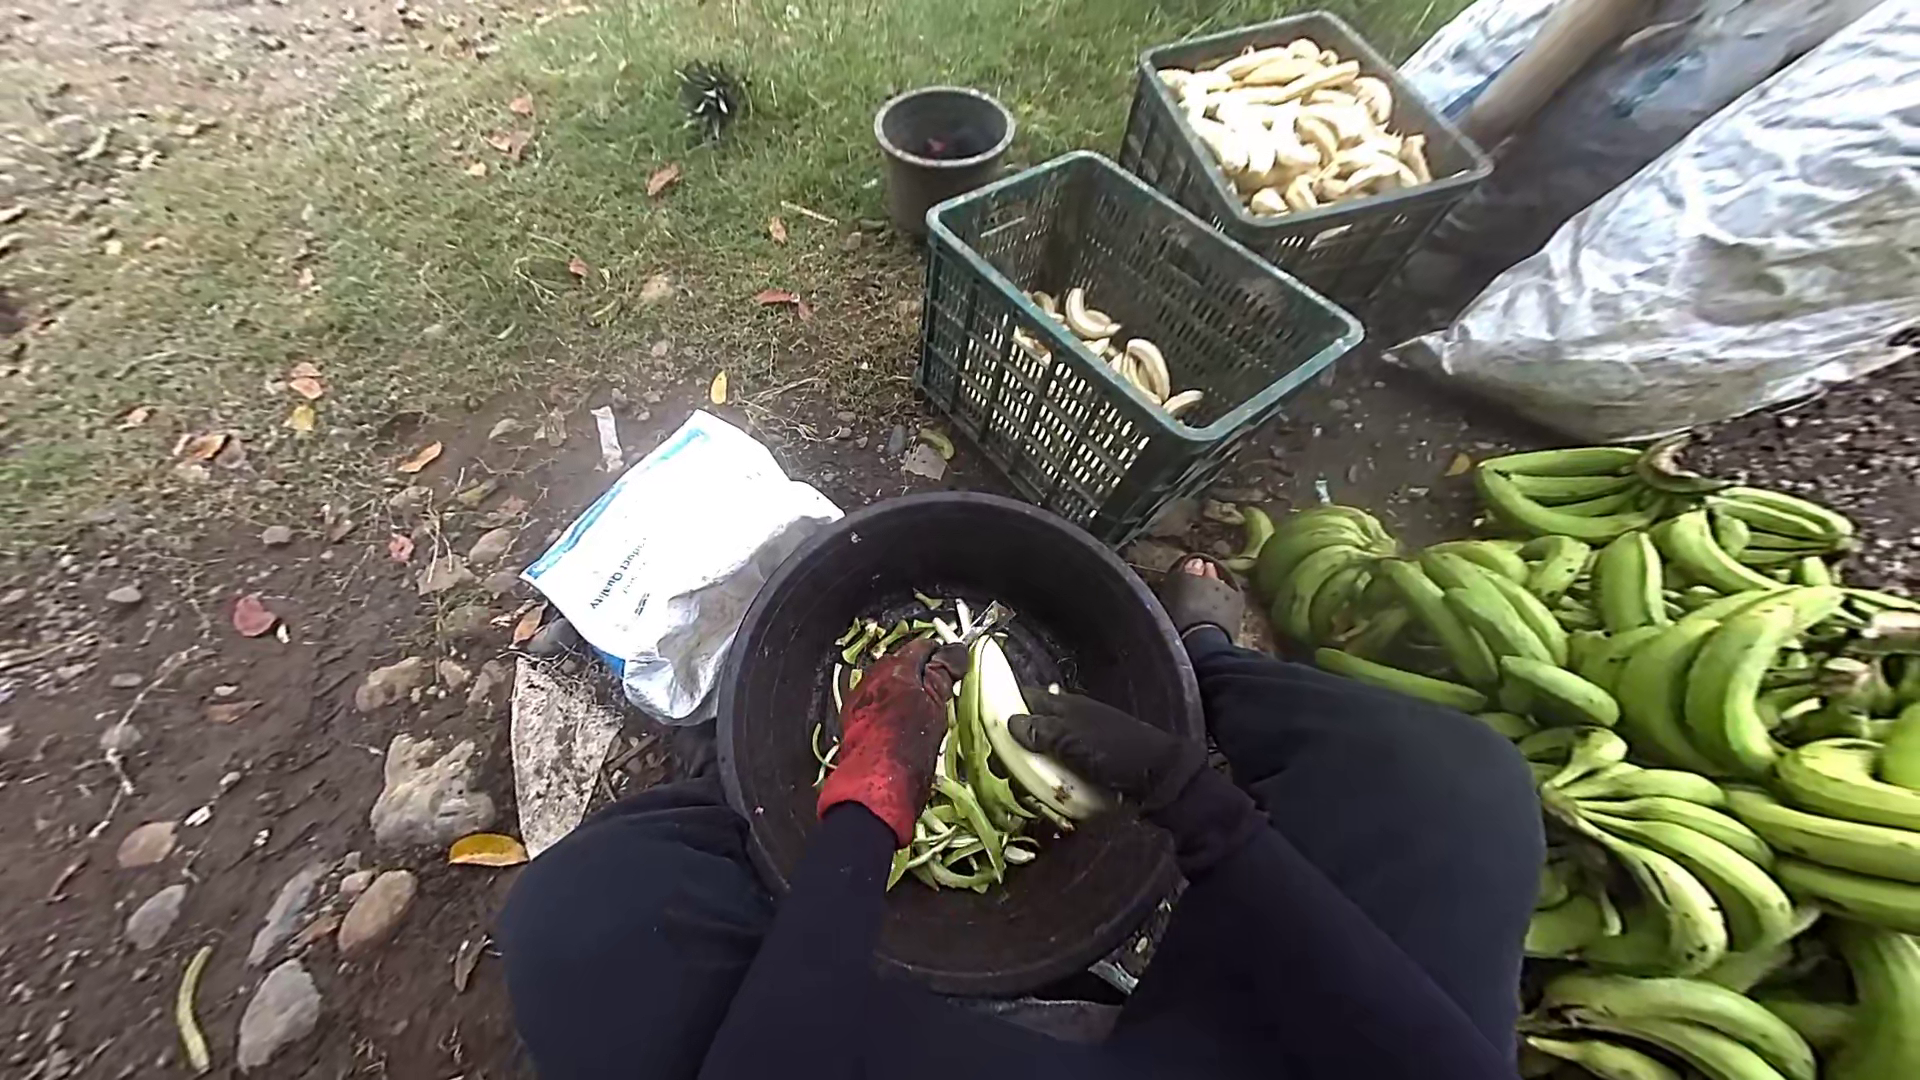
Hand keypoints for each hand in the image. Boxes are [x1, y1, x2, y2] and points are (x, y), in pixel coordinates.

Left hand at [817, 638, 969, 845]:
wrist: (874, 790)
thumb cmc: (908, 749)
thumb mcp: (936, 706)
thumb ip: (944, 673)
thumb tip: (955, 650)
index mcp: (895, 668)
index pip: (922, 647)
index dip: (941, 655)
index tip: (953, 669)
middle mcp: (873, 678)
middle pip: (903, 664)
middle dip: (922, 674)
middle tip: (942, 694)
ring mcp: (860, 699)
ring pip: (889, 685)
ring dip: (905, 692)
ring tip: (924, 715)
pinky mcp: (853, 721)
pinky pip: (877, 704)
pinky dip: (891, 709)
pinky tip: (902, 728)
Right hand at [1009, 690, 1205, 811]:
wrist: (1157, 776)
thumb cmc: (1113, 750)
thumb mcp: (1071, 739)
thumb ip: (1039, 730)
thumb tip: (1008, 721)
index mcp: (1062, 705)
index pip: (1025, 698)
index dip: (1005, 705)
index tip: (983, 720)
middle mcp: (1068, 719)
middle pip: (1032, 725)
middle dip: (1014, 739)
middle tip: (996, 758)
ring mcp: (1078, 741)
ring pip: (1044, 747)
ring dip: (1031, 760)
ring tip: (1014, 776)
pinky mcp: (1087, 762)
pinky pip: (1058, 765)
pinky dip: (1048, 773)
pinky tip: (1041, 786)